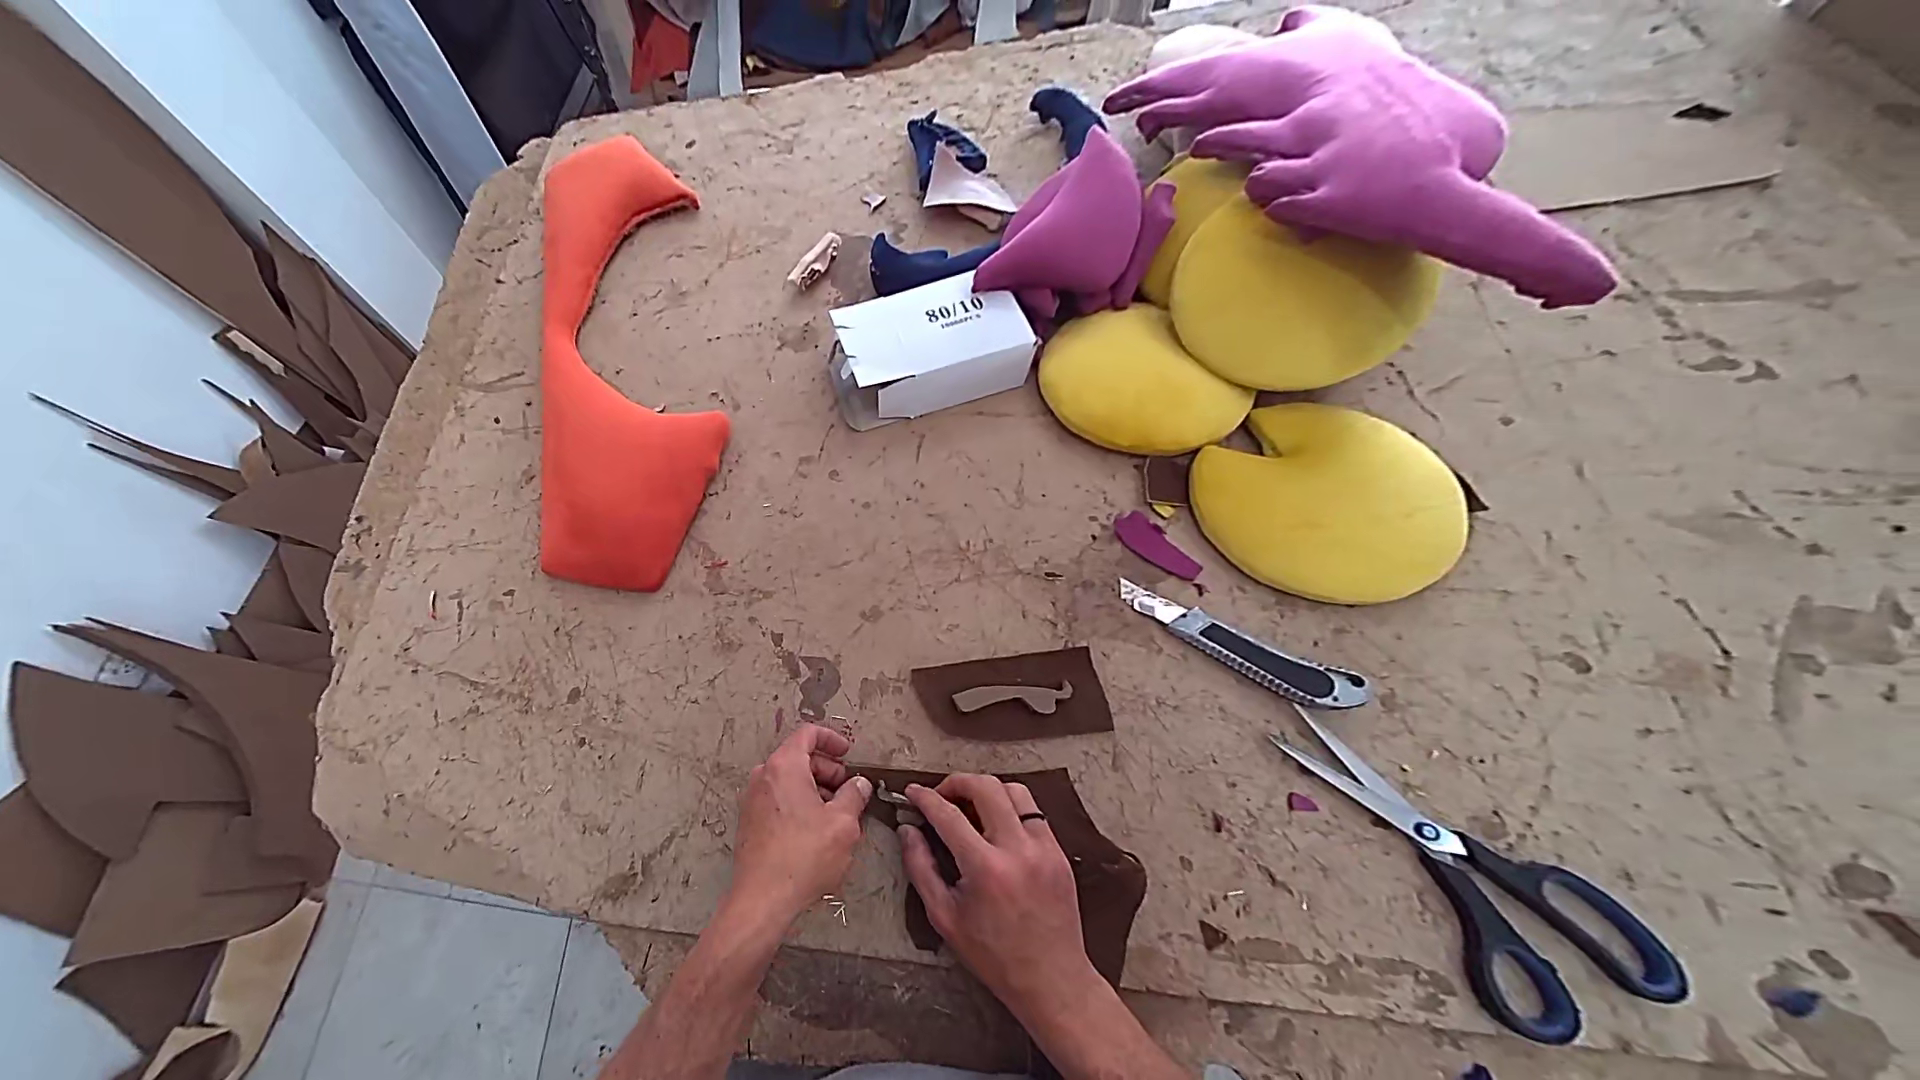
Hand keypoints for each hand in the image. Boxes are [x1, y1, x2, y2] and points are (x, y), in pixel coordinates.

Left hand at [726, 725, 871, 927]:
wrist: (763, 900)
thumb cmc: (802, 857)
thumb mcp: (843, 822)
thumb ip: (854, 795)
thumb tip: (859, 785)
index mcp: (784, 766)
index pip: (808, 734)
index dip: (832, 739)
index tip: (847, 753)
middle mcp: (763, 778)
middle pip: (799, 757)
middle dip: (828, 769)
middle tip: (848, 788)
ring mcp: (753, 801)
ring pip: (790, 780)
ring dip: (816, 788)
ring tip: (837, 812)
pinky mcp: (750, 823)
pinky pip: (779, 800)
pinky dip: (800, 803)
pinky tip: (817, 829)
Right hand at [898, 775, 1102, 1024]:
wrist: (1050, 978)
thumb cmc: (994, 955)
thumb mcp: (945, 917)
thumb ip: (921, 868)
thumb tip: (908, 830)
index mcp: (986, 869)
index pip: (949, 814)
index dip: (925, 797)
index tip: (913, 791)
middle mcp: (1017, 850)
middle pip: (985, 787)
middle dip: (957, 782)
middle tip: (941, 795)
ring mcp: (1043, 847)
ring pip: (1014, 790)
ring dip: (987, 789)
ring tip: (970, 806)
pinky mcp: (1058, 851)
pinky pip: (1033, 811)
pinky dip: (1011, 807)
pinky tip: (997, 823)